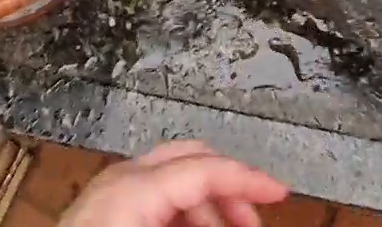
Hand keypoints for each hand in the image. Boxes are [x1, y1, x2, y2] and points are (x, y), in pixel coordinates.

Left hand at [57, 140, 290, 226]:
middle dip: (226, 187)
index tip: (280, 191)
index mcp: (133, 185)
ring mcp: (107, 190)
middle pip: (188, 161)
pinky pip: (152, 196)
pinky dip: (180, 211)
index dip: (247, 177)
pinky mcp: (101, 208)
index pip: (203, 167)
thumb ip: (207, 223)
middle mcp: (119, 176)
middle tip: (253, 222)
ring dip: (204, 205)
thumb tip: (244, 217)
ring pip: (171, 179)